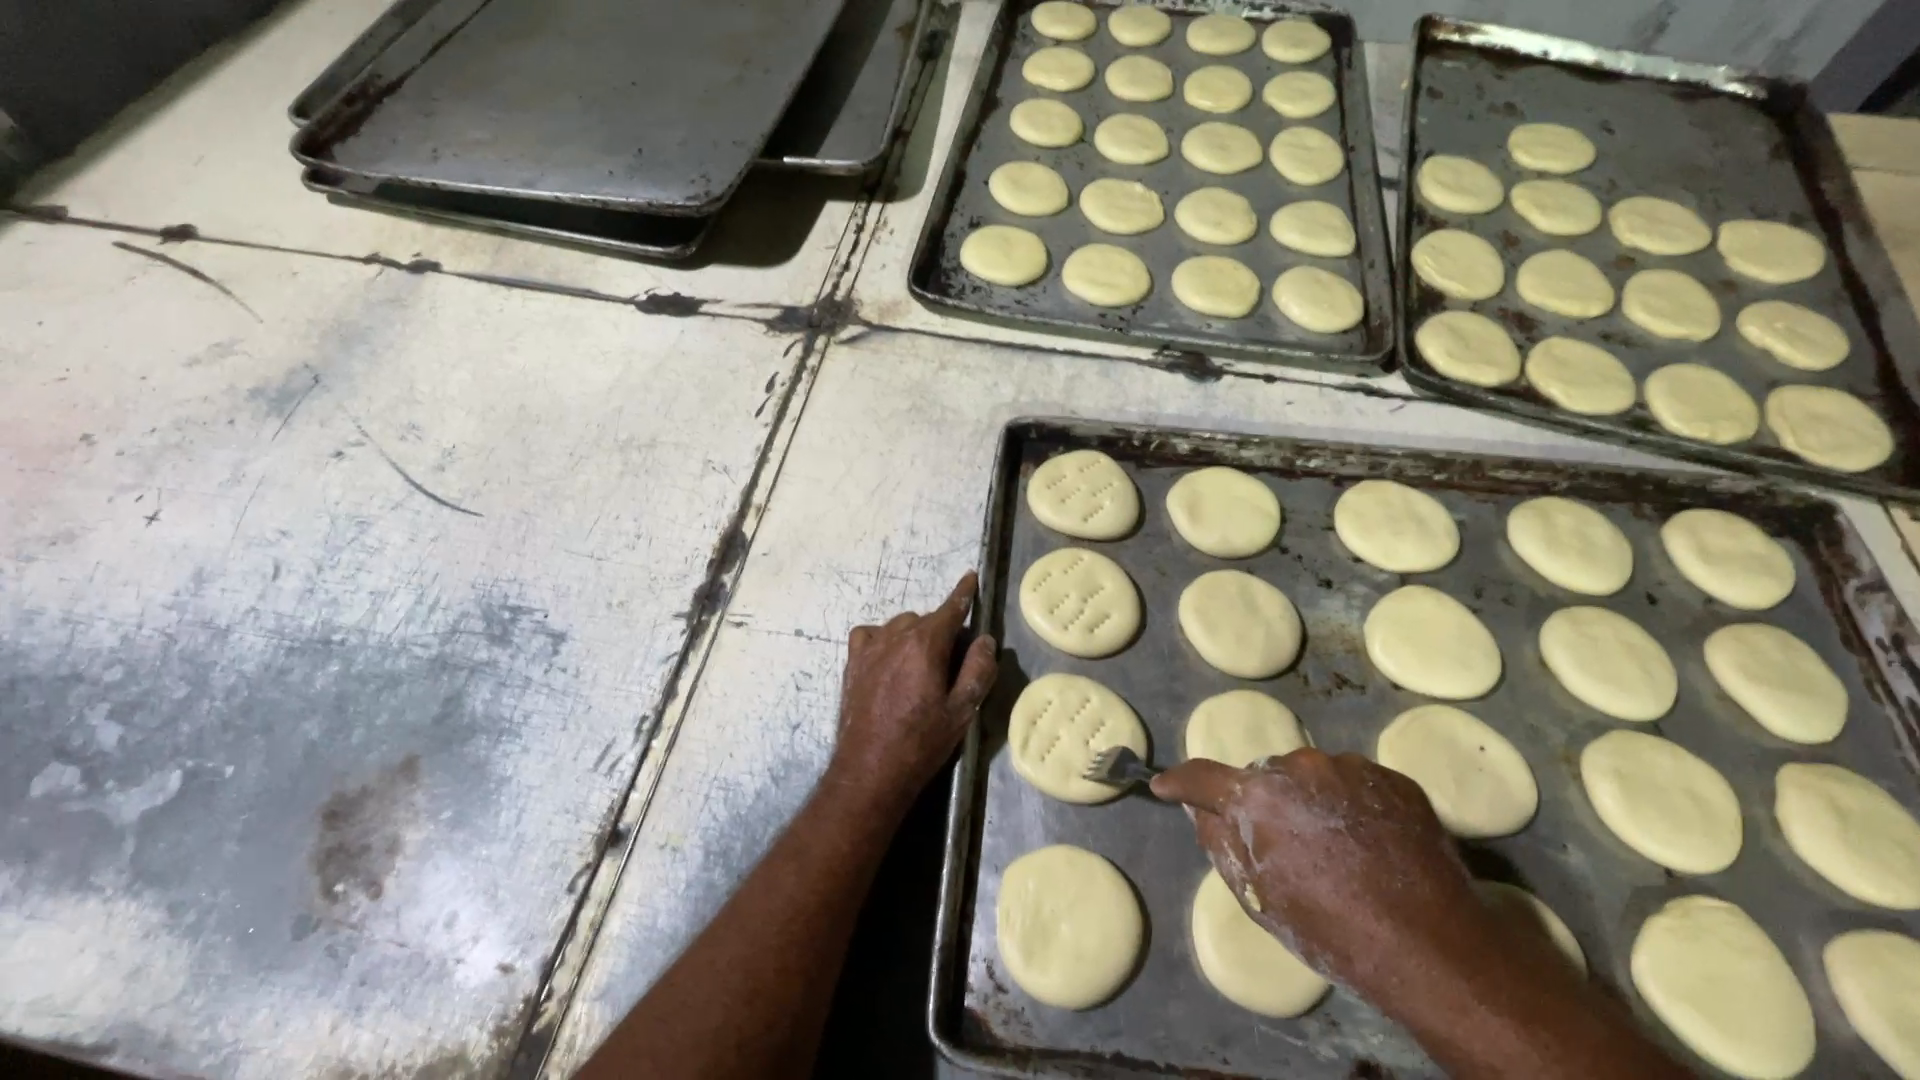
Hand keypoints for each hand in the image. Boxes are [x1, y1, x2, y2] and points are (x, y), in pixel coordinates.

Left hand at [830, 572, 997, 807]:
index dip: (963, 592)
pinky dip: (883, 639)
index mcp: (925, 644)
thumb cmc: (922, 742)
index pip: (950, 608)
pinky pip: (870, 635)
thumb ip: (978, 669)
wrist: (871, 769)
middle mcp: (895, 637)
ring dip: (914, 636)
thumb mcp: (963, 710)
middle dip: (942, 631)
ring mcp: (870, 649)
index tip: (971, 578)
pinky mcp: (852, 664)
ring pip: (899, 626)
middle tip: (952, 662)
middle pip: (926, 620)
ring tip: (922, 666)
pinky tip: (889, 659)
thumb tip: (985, 640)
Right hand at [1150, 749, 1496, 1005]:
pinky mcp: (1393, 778)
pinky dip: (1348, 803)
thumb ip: (1217, 841)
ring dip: (1308, 800)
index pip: (1203, 777)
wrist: (1430, 944)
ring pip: (1311, 776)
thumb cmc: (1329, 929)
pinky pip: (1353, 782)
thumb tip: (1198, 807)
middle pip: (1264, 776)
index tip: (1164, 785)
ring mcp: (1351, 768)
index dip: (1180, 781)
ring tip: (1332, 847)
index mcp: (1257, 797)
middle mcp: (1300, 767)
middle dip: (1263, 802)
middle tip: (1281, 844)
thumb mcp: (1256, 897)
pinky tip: (1365, 843)